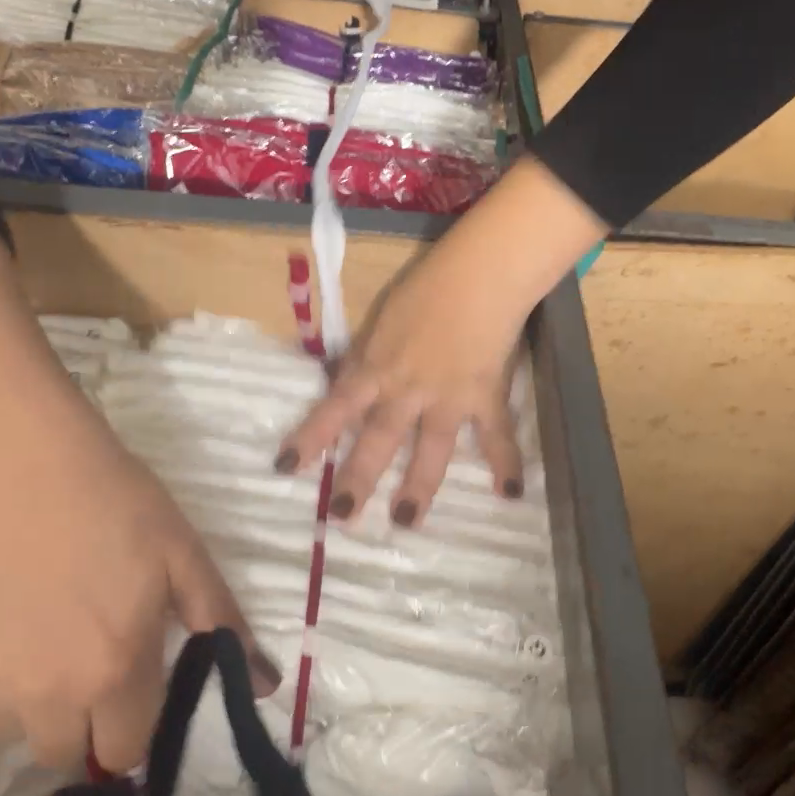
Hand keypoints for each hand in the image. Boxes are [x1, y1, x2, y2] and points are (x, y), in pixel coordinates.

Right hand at [0, 393, 278, 773]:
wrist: (15, 460)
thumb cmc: (114, 503)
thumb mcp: (184, 557)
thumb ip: (223, 626)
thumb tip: (268, 687)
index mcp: (113, 671)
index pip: (128, 751)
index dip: (140, 726)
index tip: (140, 689)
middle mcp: (45, 696)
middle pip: (69, 754)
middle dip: (91, 726)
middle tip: (97, 664)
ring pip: (21, 733)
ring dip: (42, 708)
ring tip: (53, 639)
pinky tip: (13, 626)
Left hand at [276, 157, 608, 525]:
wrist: (479, 273)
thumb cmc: (426, 287)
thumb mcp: (381, 319)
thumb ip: (365, 355)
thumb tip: (340, 378)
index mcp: (375, 367)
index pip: (335, 408)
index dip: (309, 438)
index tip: (284, 468)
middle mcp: (405, 391)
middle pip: (377, 441)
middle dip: (358, 480)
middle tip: (342, 516)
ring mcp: (447, 399)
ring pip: (429, 451)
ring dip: (418, 488)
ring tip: (407, 522)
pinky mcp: (485, 397)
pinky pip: (496, 435)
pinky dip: (506, 462)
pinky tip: (510, 492)